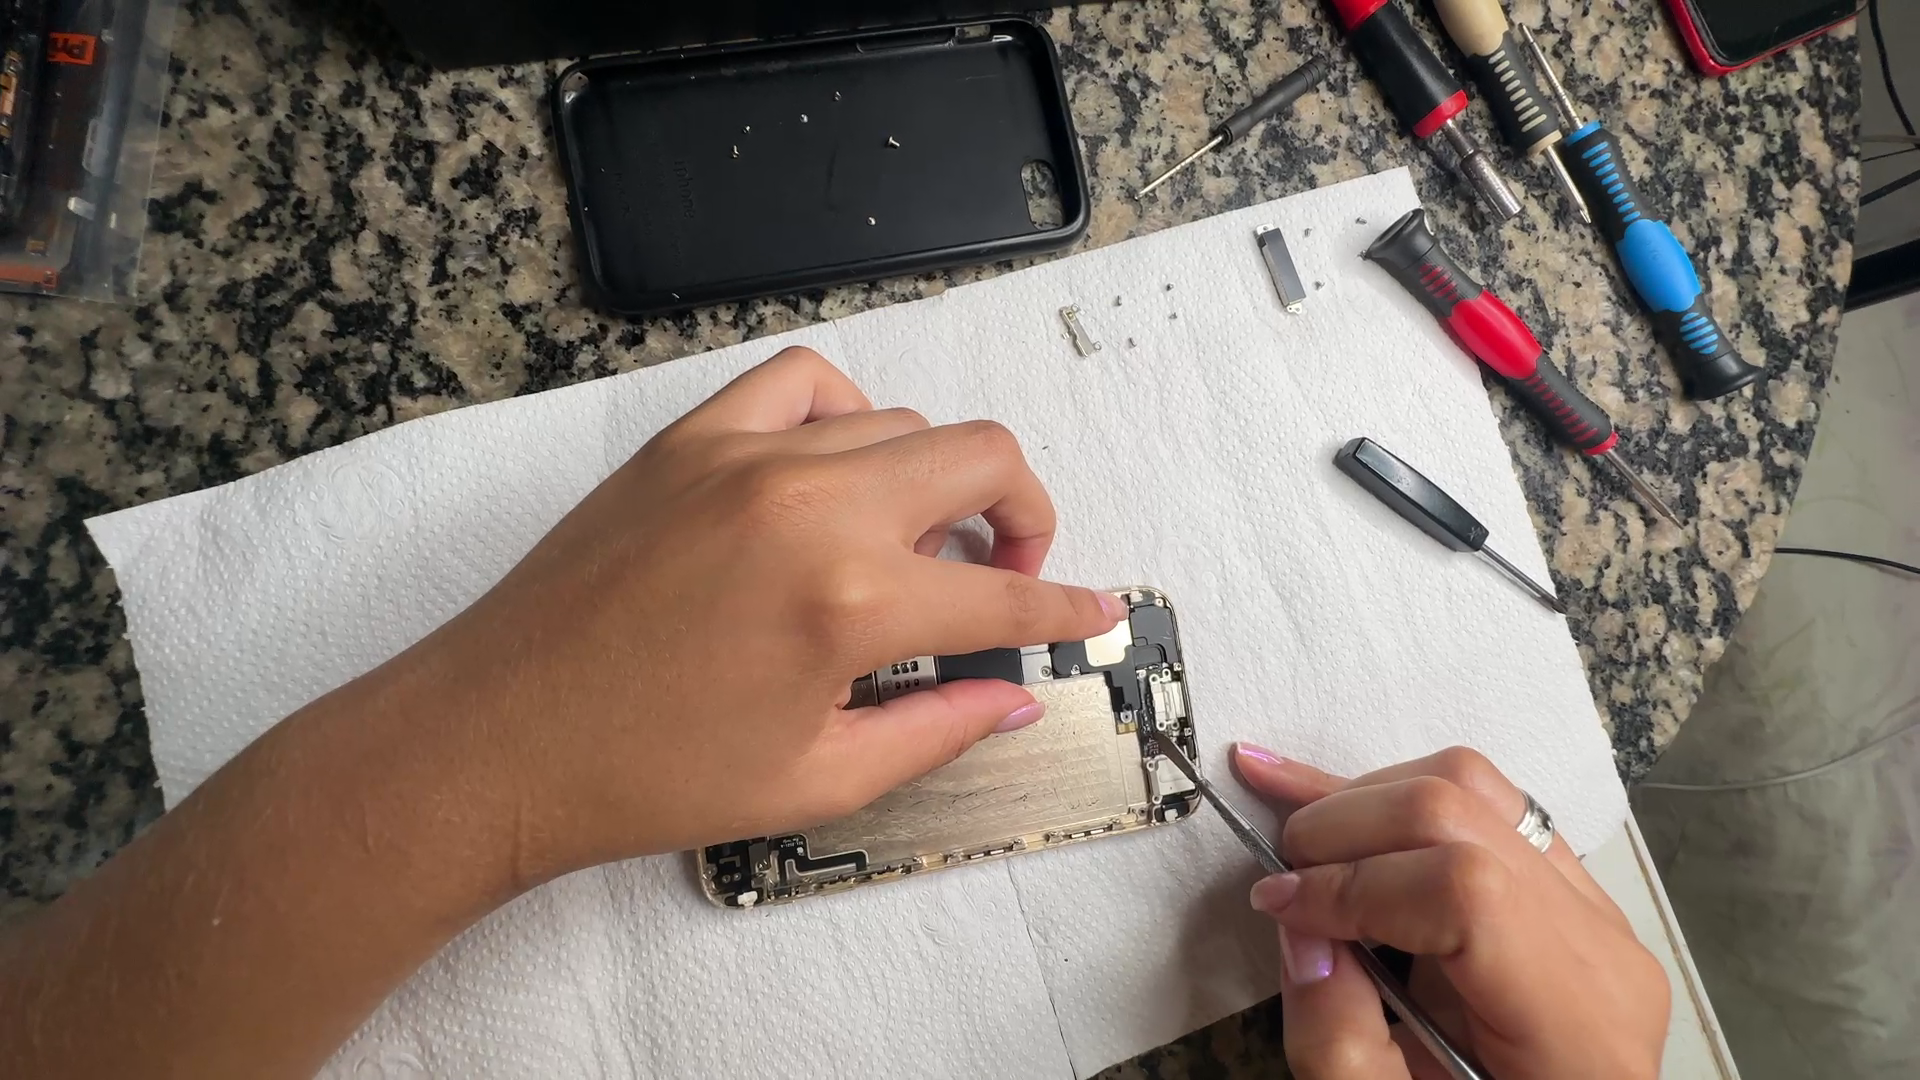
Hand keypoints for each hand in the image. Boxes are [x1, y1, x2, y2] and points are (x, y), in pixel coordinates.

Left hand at [384, 347, 1122, 886]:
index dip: (1065, 607)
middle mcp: (814, 507)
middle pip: (984, 458)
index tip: (1093, 609)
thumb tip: (1016, 700)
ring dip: (939, 478)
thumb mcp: (820, 780)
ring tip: (913, 538)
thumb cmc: (653, 776)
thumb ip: (939, 729)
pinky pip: (806, 382)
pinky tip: (840, 470)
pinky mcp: (693, 440)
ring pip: (906, 421)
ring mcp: (750, 456)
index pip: (1005, 595)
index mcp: (852, 604)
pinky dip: (850, 414)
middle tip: (1005, 570)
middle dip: (1026, 514)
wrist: (495, 741)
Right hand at [1235, 744, 1668, 1079]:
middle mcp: (1595, 941)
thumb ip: (1336, 1042)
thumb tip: (1297, 928)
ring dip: (1353, 800)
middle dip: (1339, 829)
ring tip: (1292, 840)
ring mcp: (1579, 894)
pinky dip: (1373, 785)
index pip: (1465, 890)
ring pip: (1458, 780)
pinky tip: (1296, 778)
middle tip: (1284, 882)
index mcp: (1579, 1025)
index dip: (1354, 884)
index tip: (1280, 910)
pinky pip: (1465, 792)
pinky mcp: (1544, 869)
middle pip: (1452, 812)